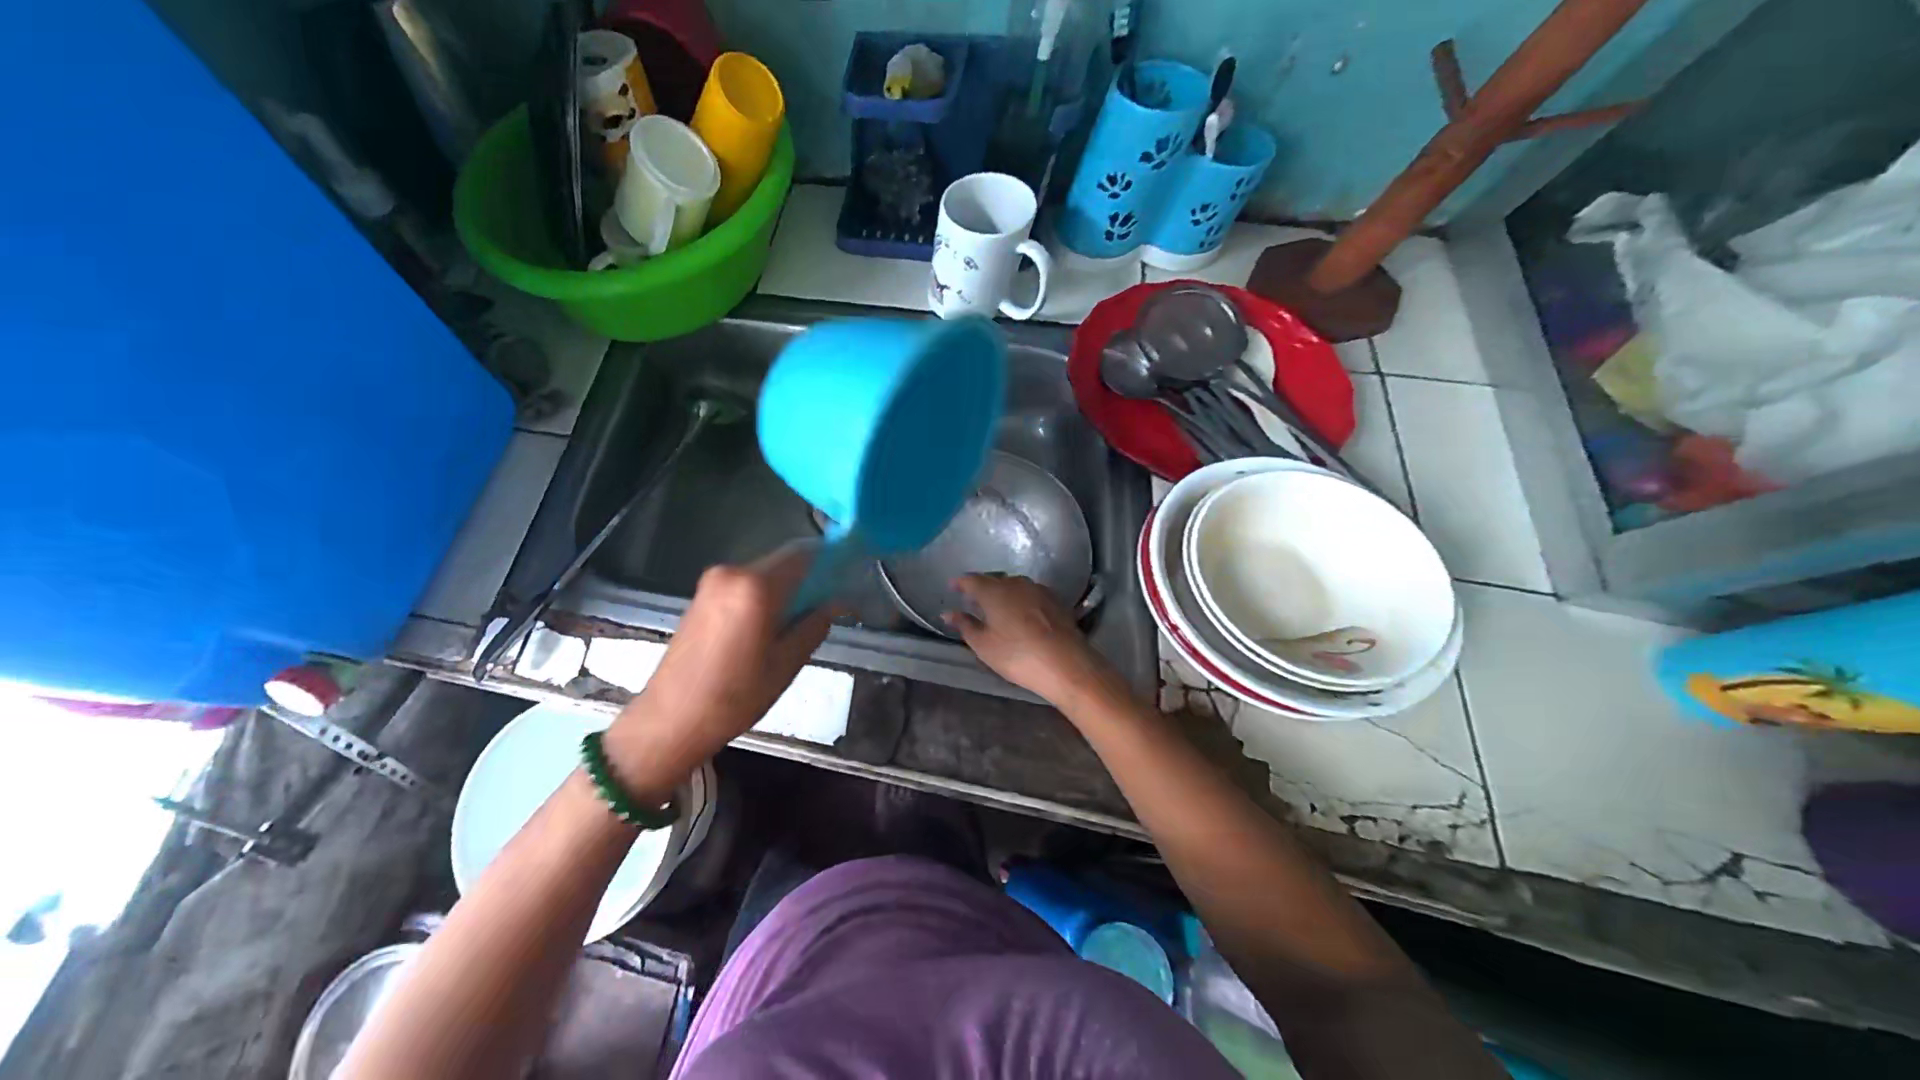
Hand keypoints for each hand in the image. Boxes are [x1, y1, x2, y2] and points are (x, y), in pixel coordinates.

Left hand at [604, 543, 832, 788]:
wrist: (670, 719)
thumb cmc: (734, 696)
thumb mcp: (785, 664)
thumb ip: (814, 625)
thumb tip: (835, 603)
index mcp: (755, 586)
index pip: (805, 555)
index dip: (831, 562)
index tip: (848, 579)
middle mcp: (732, 573)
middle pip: (783, 562)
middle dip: (809, 579)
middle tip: (828, 607)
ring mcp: (712, 583)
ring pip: (764, 574)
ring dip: (787, 589)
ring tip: (798, 623)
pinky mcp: (701, 596)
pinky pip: (745, 585)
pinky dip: (764, 596)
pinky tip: (770, 626)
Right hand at [944, 574, 1119, 706]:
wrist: (1067, 664)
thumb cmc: (1018, 655)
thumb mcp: (984, 645)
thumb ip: (965, 626)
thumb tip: (948, 613)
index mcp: (994, 591)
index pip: (972, 580)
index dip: (960, 583)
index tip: (952, 587)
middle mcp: (1016, 583)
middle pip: (994, 580)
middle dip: (982, 587)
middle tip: (973, 599)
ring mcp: (1039, 590)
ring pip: (1015, 585)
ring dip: (1003, 592)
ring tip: (996, 607)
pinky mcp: (1056, 601)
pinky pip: (1031, 594)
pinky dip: (1021, 600)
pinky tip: (1021, 613)